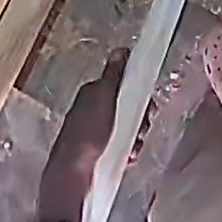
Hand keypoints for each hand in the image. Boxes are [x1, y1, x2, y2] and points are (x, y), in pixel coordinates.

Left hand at [37, 48, 128, 221]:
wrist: (72, 172)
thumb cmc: (89, 132)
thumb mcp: (104, 97)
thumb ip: (113, 74)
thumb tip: (120, 50)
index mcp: (93, 92)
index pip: (123, 85)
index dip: (139, 94)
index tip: (149, 106)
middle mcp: (91, 108)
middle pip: (126, 107)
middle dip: (140, 118)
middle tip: (143, 129)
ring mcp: (93, 130)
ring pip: (125, 127)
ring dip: (135, 136)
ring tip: (135, 147)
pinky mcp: (96, 150)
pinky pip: (119, 144)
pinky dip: (127, 149)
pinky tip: (129, 156)